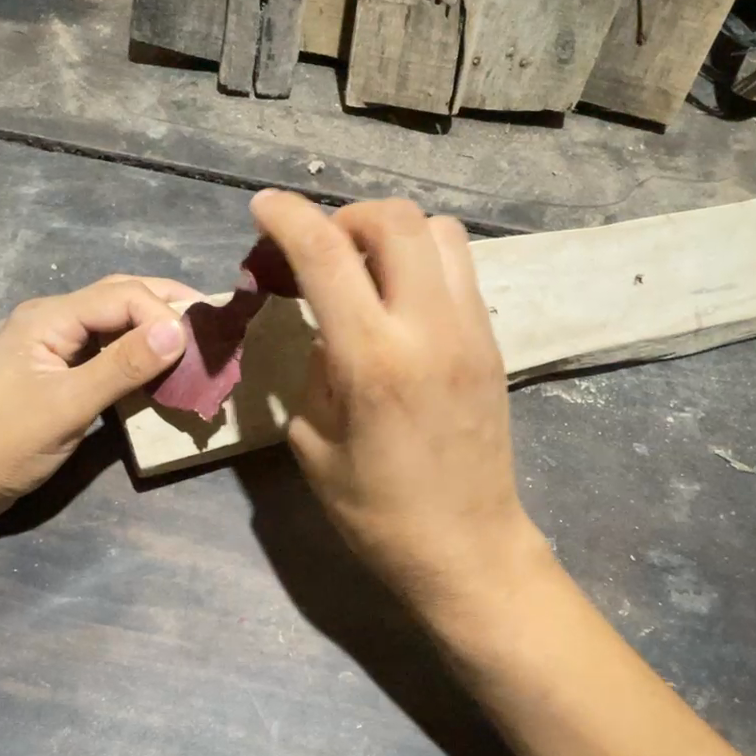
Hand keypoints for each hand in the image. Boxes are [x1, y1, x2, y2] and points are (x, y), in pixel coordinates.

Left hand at [0, 275, 198, 521]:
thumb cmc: (4, 445)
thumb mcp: (67, 407)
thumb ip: (122, 367)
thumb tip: (178, 332)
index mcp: (48, 318)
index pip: (121, 295)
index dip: (163, 313)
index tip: (196, 347)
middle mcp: (52, 320)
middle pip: (119, 297)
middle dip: (165, 305)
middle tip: (211, 324)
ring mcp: (53, 345)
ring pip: (114, 321)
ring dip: (153, 326)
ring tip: (195, 340)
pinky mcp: (57, 370)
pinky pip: (105, 348)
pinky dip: (136, 352)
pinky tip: (160, 365)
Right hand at [251, 191, 543, 625]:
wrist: (467, 546)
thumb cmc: (375, 511)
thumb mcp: (312, 441)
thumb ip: (314, 367)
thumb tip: (326, 324)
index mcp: (371, 359)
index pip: (325, 254)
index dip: (287, 218)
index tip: (263, 209)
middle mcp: (428, 327)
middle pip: (394, 218)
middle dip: (344, 217)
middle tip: (318, 251)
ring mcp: (470, 329)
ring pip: (439, 230)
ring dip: (391, 232)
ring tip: (362, 270)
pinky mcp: (492, 340)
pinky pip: (458, 268)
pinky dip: (420, 260)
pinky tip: (397, 300)